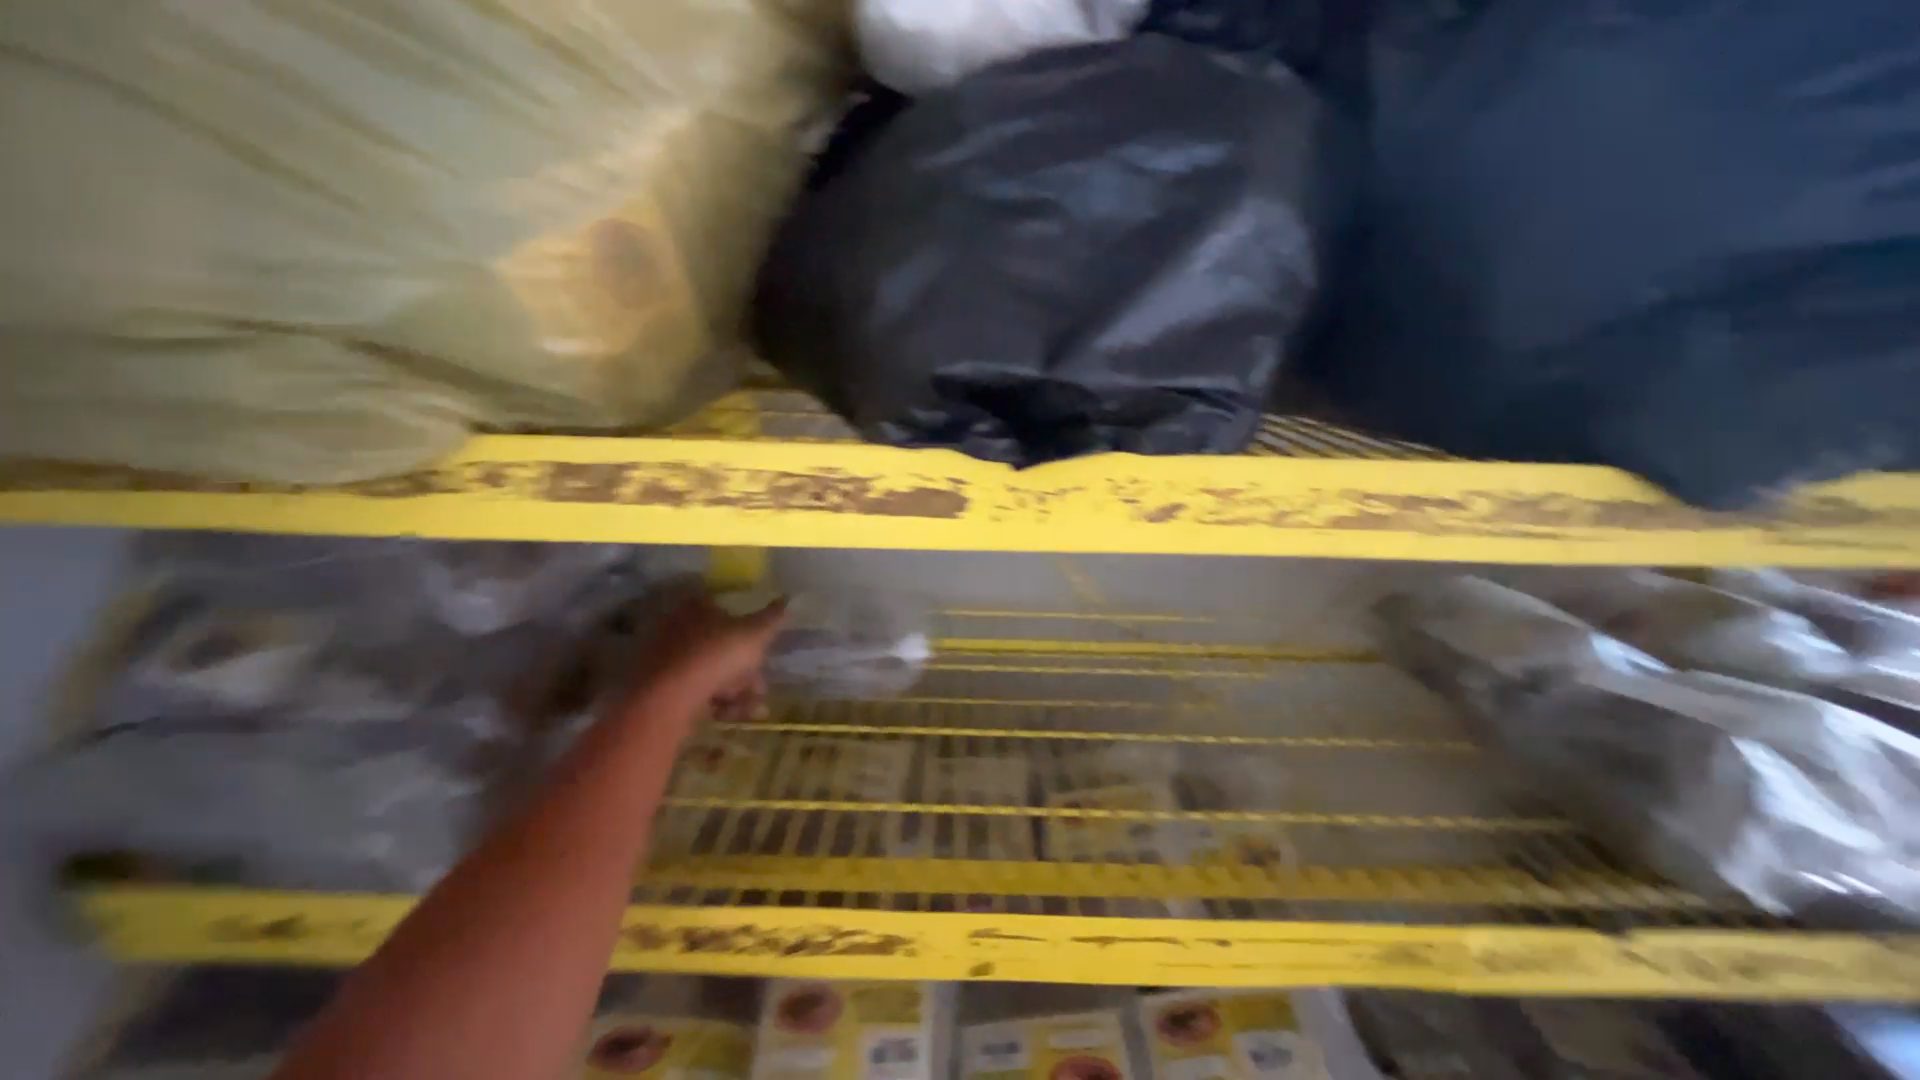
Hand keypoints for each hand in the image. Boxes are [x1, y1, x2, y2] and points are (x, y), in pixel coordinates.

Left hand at [632, 594, 787, 722]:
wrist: (666, 696)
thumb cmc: (715, 655)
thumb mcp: (755, 634)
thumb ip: (773, 618)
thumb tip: (790, 598)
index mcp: (697, 606)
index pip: (728, 613)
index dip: (749, 636)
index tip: (762, 657)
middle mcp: (677, 625)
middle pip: (720, 647)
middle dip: (744, 672)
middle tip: (758, 691)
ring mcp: (663, 655)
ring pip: (709, 671)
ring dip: (733, 691)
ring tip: (747, 710)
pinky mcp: (655, 684)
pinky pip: (692, 689)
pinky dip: (711, 700)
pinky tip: (723, 715)